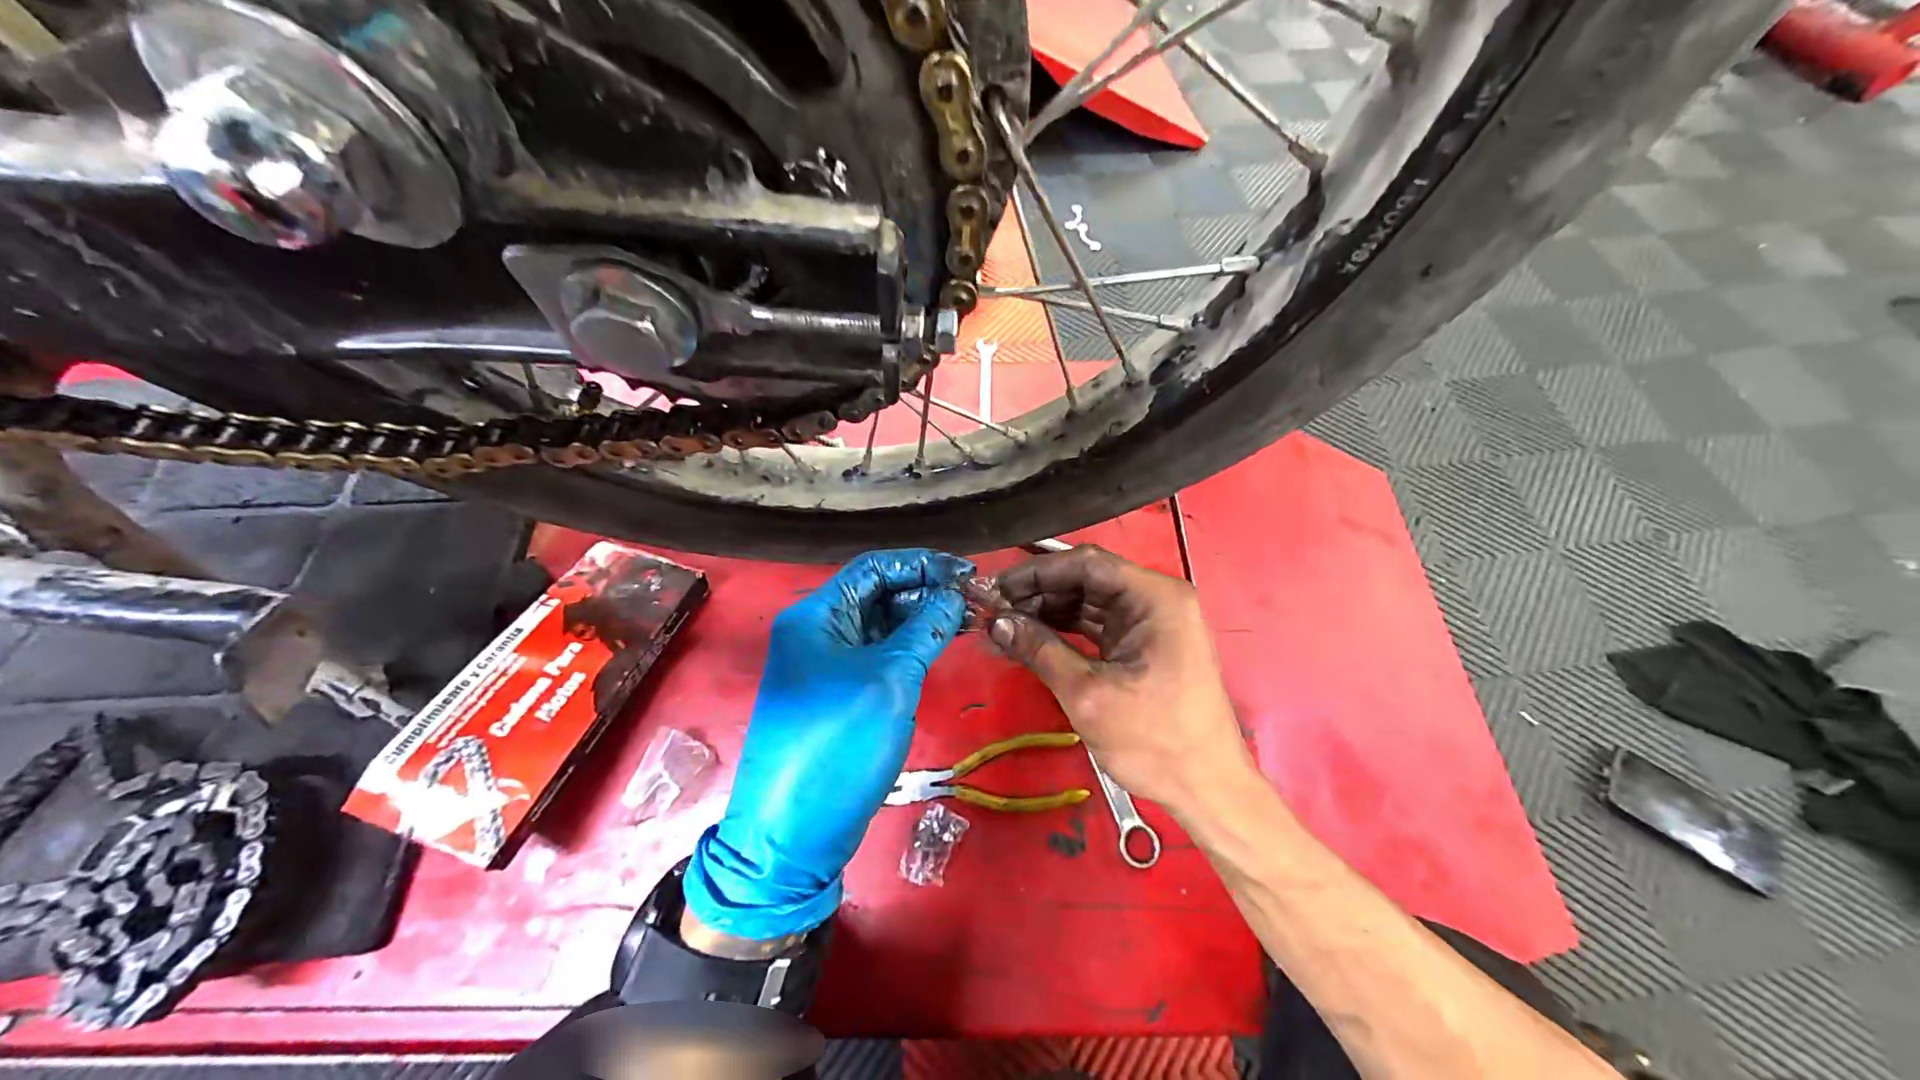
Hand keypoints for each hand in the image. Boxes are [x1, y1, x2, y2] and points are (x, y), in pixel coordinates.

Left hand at [683, 548, 970, 942]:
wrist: (794, 831)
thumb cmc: (839, 742)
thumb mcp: (889, 680)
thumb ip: (924, 630)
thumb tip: (954, 596)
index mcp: (816, 615)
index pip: (874, 568)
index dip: (922, 564)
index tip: (966, 571)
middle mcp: (817, 631)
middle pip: (877, 594)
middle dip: (926, 591)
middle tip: (975, 599)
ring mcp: (827, 664)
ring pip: (880, 625)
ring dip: (921, 618)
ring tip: (967, 620)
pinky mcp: (840, 693)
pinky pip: (878, 655)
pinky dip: (909, 647)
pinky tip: (940, 645)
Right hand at [990, 545, 1248, 814]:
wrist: (1208, 788)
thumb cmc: (1156, 740)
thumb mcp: (1089, 693)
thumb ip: (1040, 650)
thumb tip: (995, 623)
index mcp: (1155, 598)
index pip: (1086, 564)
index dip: (1036, 572)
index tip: (995, 587)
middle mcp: (1156, 600)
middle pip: (1086, 579)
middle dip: (1037, 593)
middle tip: (992, 609)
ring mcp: (1151, 623)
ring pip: (1088, 602)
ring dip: (1047, 612)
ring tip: (1003, 625)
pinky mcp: (1143, 645)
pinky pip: (1097, 625)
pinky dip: (1064, 631)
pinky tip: (1030, 639)